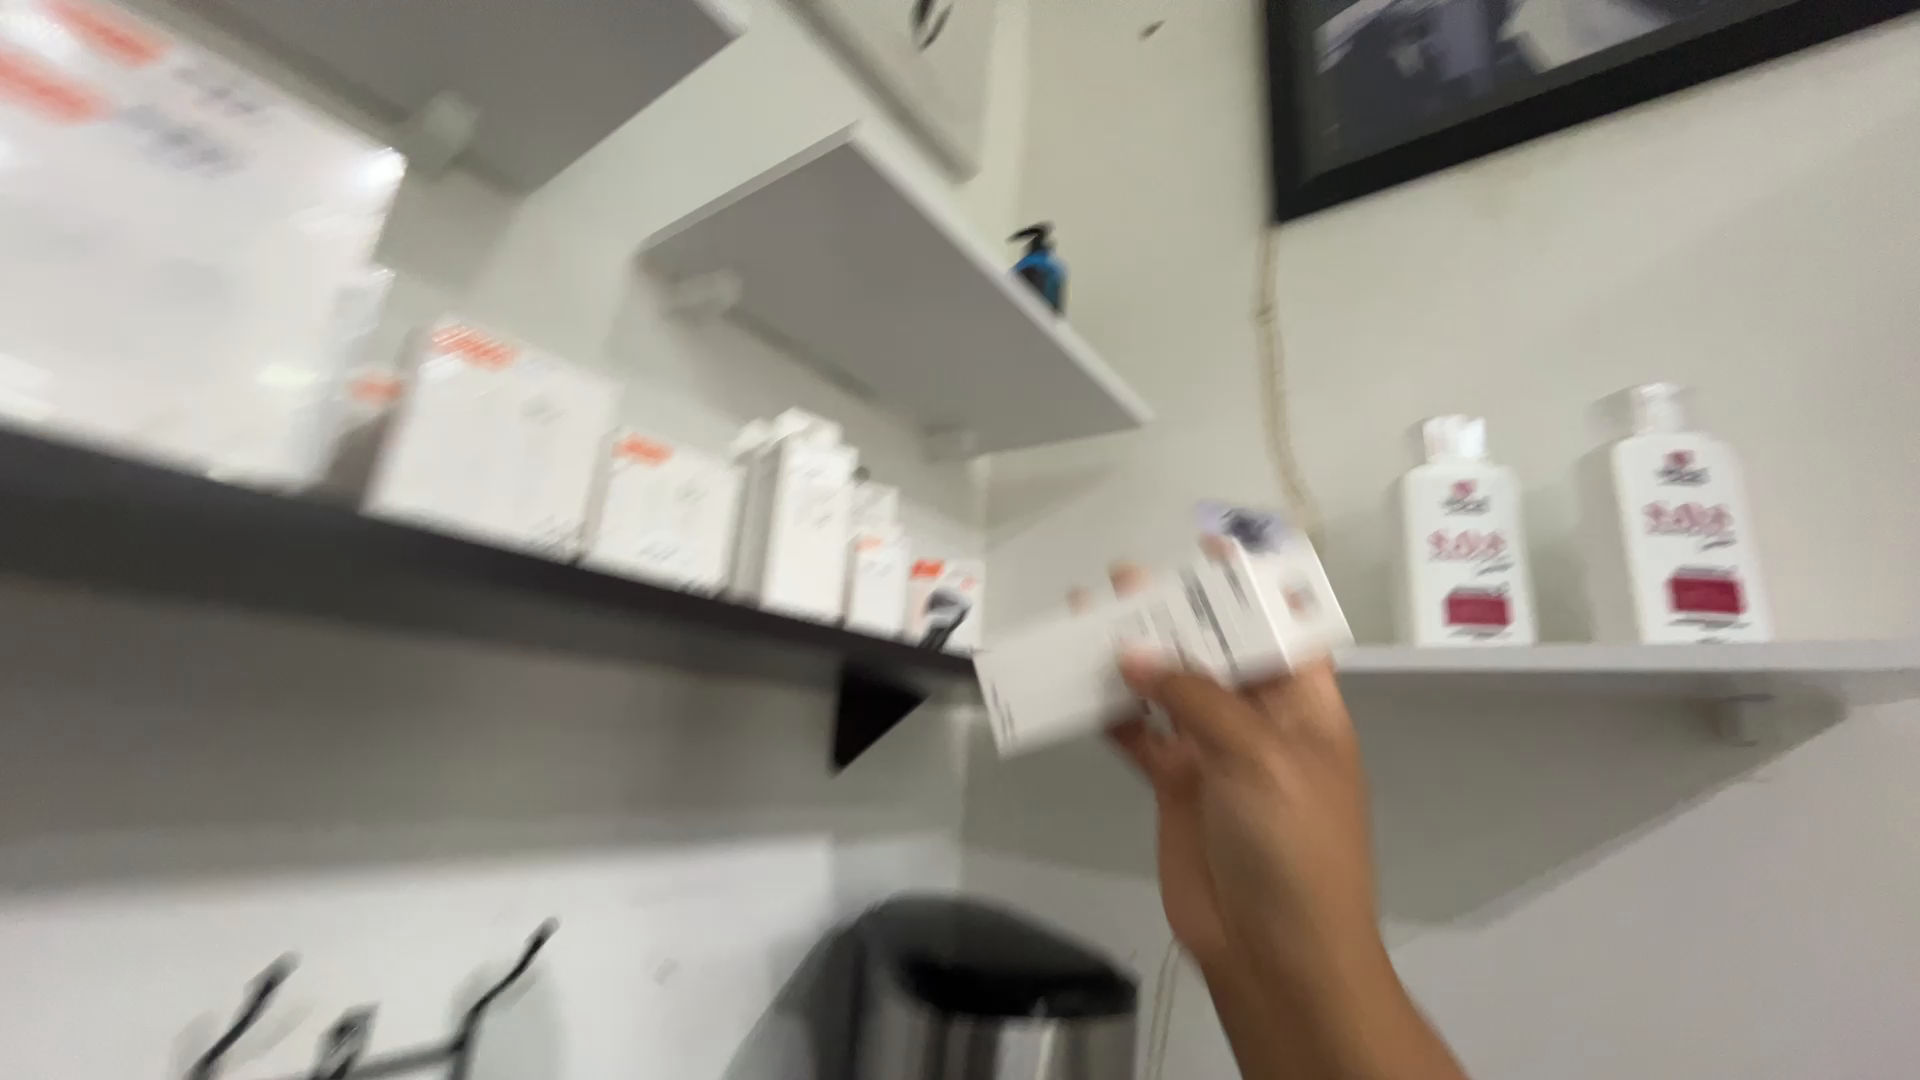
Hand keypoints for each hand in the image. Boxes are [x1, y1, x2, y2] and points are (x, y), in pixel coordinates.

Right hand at [1082, 553, 1379, 980]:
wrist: (1273, 950)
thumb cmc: (1293, 844)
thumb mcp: (1258, 757)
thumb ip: (1193, 698)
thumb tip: (1132, 654)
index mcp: (1302, 705)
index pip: (1279, 629)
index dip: (1250, 588)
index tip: (1208, 549)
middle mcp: (1257, 720)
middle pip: (1212, 652)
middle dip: (1174, 615)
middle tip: (1124, 580)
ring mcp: (1213, 752)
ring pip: (1168, 689)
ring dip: (1133, 657)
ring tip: (1090, 618)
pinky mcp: (1175, 783)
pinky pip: (1139, 735)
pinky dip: (1111, 712)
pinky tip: (1079, 685)